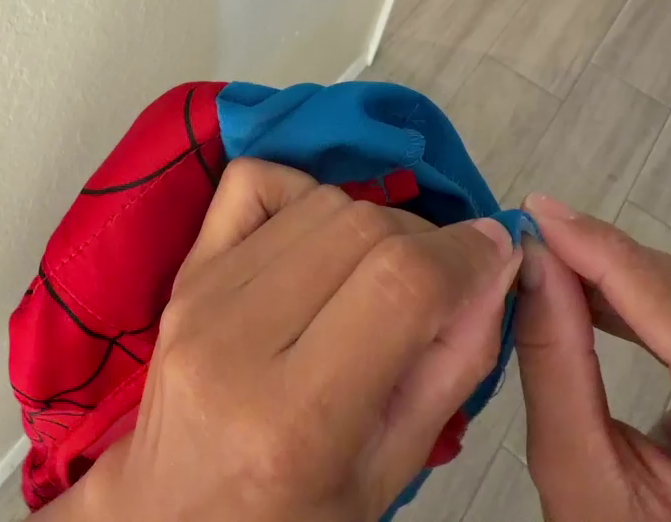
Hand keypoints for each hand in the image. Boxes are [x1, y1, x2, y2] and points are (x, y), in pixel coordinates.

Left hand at [40, 157, 524, 521]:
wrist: (177, 508)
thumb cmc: (293, 510)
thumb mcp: (393, 468)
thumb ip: (454, 362)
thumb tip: (493, 260)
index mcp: (295, 417)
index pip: (399, 285)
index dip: (463, 255)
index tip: (491, 255)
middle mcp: (236, 341)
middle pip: (361, 229)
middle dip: (424, 240)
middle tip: (439, 276)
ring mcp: (201, 296)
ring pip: (318, 201)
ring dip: (371, 223)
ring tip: (377, 273)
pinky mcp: (186, 269)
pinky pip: (252, 182)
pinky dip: (302, 192)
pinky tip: (319, 240)